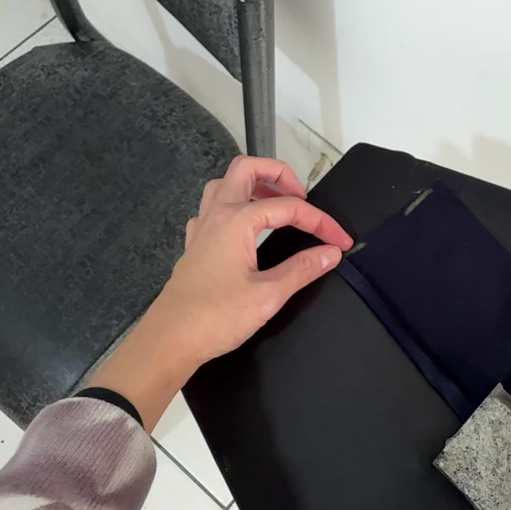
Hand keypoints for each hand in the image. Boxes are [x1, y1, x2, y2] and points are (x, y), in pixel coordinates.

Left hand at [84, 156, 353, 428]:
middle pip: (247, 168)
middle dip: (279, 174)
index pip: (289, 207)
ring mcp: (202, 227)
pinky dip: (234, 207)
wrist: (168, 341)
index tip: (341, 241)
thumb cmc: (217, 317)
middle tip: (302, 199)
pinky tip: (246, 229)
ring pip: (226, 184)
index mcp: (237, 220)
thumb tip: (332, 253)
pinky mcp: (194, 244)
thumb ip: (303, 269)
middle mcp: (217, 214)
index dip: (320, 221)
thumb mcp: (268, 295)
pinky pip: (213, 209)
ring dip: (254, 185)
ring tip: (277, 206)